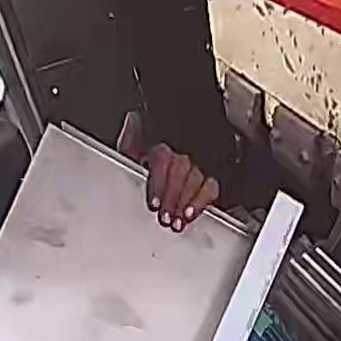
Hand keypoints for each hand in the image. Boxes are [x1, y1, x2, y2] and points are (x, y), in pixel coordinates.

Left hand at [117, 110, 218, 231]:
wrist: (152, 179)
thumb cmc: (140, 166)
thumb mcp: (130, 155)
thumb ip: (130, 143)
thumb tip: (134, 119)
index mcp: (160, 145)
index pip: (163, 159)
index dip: (158, 184)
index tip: (154, 204)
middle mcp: (180, 153)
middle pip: (180, 172)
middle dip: (172, 198)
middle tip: (164, 218)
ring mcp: (195, 167)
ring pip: (196, 180)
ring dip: (185, 202)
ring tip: (176, 221)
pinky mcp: (207, 182)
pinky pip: (210, 188)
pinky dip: (201, 202)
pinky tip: (190, 214)